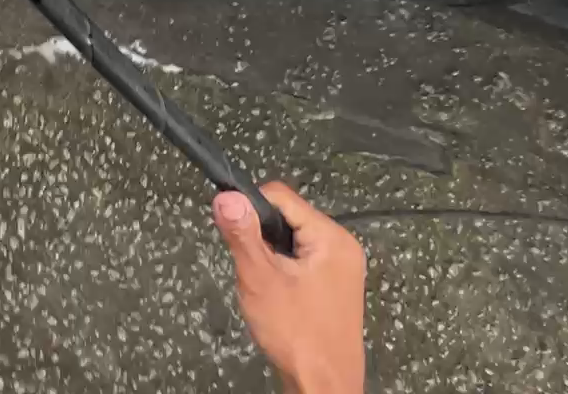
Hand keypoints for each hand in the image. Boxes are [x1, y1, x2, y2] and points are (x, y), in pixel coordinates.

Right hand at [213, 184, 367, 393]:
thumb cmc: (295, 333)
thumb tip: (226, 194)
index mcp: (331, 239)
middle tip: (254, 267)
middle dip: (259, 234)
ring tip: (264, 282)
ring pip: (286, 235)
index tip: (238, 235)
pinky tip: (276, 290)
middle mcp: (341, 246)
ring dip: (267, 251)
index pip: (278, 195)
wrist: (322, 386)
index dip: (250, 209)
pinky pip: (296, 253)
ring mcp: (340, 265)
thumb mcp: (260, 278)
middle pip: (283, 214)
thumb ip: (242, 233)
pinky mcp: (332, 280)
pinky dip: (278, 264)